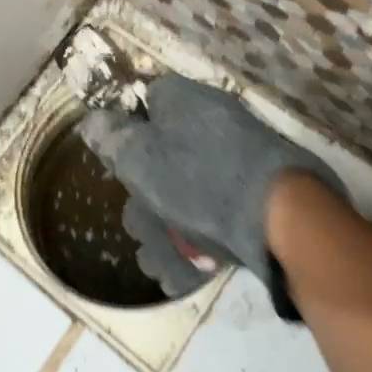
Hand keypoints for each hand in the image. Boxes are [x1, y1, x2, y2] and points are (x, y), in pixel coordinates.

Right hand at [76, 74, 346, 315]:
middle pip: (162, 155)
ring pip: (184, 193)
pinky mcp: (252, 195)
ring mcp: (235, 159)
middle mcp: (210, 122)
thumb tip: (92, 120)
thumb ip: (111, 138)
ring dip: (165, 231)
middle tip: (140, 226)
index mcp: (184, 100)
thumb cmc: (199, 178)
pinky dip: (196, 241)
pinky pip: (212, 213)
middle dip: (144, 200)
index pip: (145, 102)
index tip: (117, 166)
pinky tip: (186, 271)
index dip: (125, 134)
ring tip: (159, 263)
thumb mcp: (140, 157)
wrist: (279, 216)